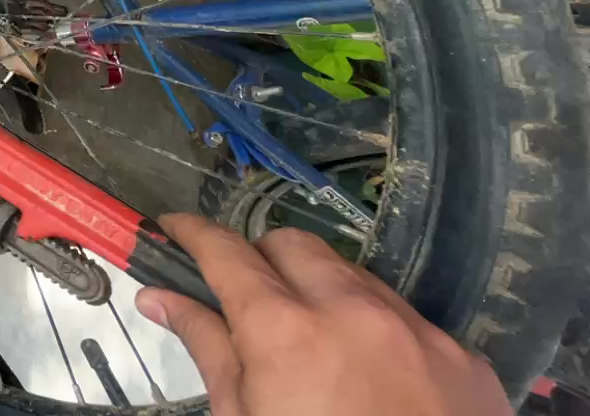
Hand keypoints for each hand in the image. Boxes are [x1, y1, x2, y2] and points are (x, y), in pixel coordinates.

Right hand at [136, 213, 511, 415]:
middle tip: (247, 290)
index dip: (190, 231)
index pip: (222, 248)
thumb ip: (205, 344)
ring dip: (320, 286)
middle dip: (261, 256)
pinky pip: (408, 317)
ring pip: (352, 274)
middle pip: (291, 244)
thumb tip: (156, 297)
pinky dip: (376, 326)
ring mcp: (418, 335)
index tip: (174, 229)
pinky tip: (374, 369)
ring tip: (314, 332)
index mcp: (283, 327)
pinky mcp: (469, 364)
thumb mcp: (242, 415)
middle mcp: (351, 312)